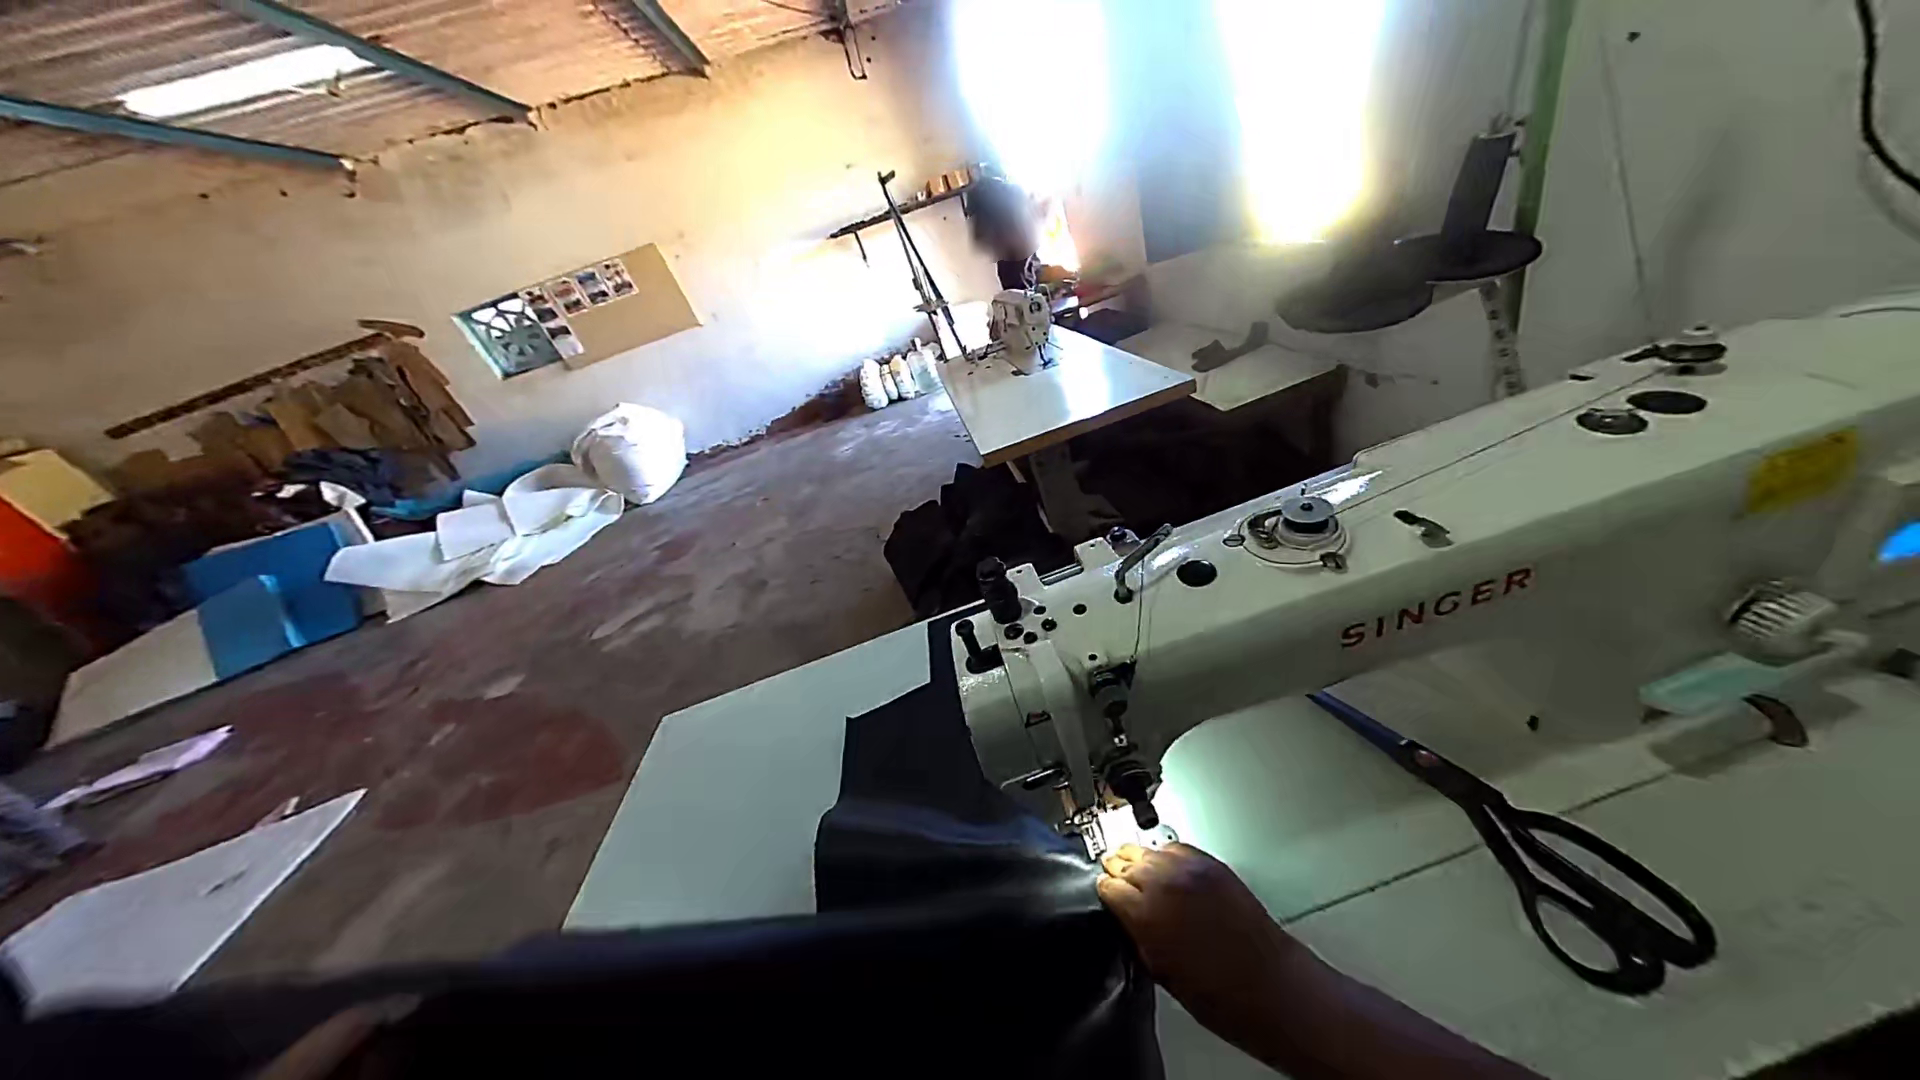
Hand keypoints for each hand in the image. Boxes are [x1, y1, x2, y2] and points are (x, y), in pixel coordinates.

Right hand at [1097, 843, 1302, 1035]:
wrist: (1271, 987)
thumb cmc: (1223, 994)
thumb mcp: (1160, 971)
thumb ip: (1135, 933)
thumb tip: (1125, 916)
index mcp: (1144, 912)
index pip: (1106, 884)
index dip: (1105, 892)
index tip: (1107, 896)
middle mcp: (1163, 883)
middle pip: (1123, 859)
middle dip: (1119, 873)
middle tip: (1121, 885)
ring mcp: (1188, 869)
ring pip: (1146, 848)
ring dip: (1141, 862)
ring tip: (1143, 875)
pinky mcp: (1210, 863)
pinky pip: (1175, 848)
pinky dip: (1167, 857)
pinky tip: (1169, 871)